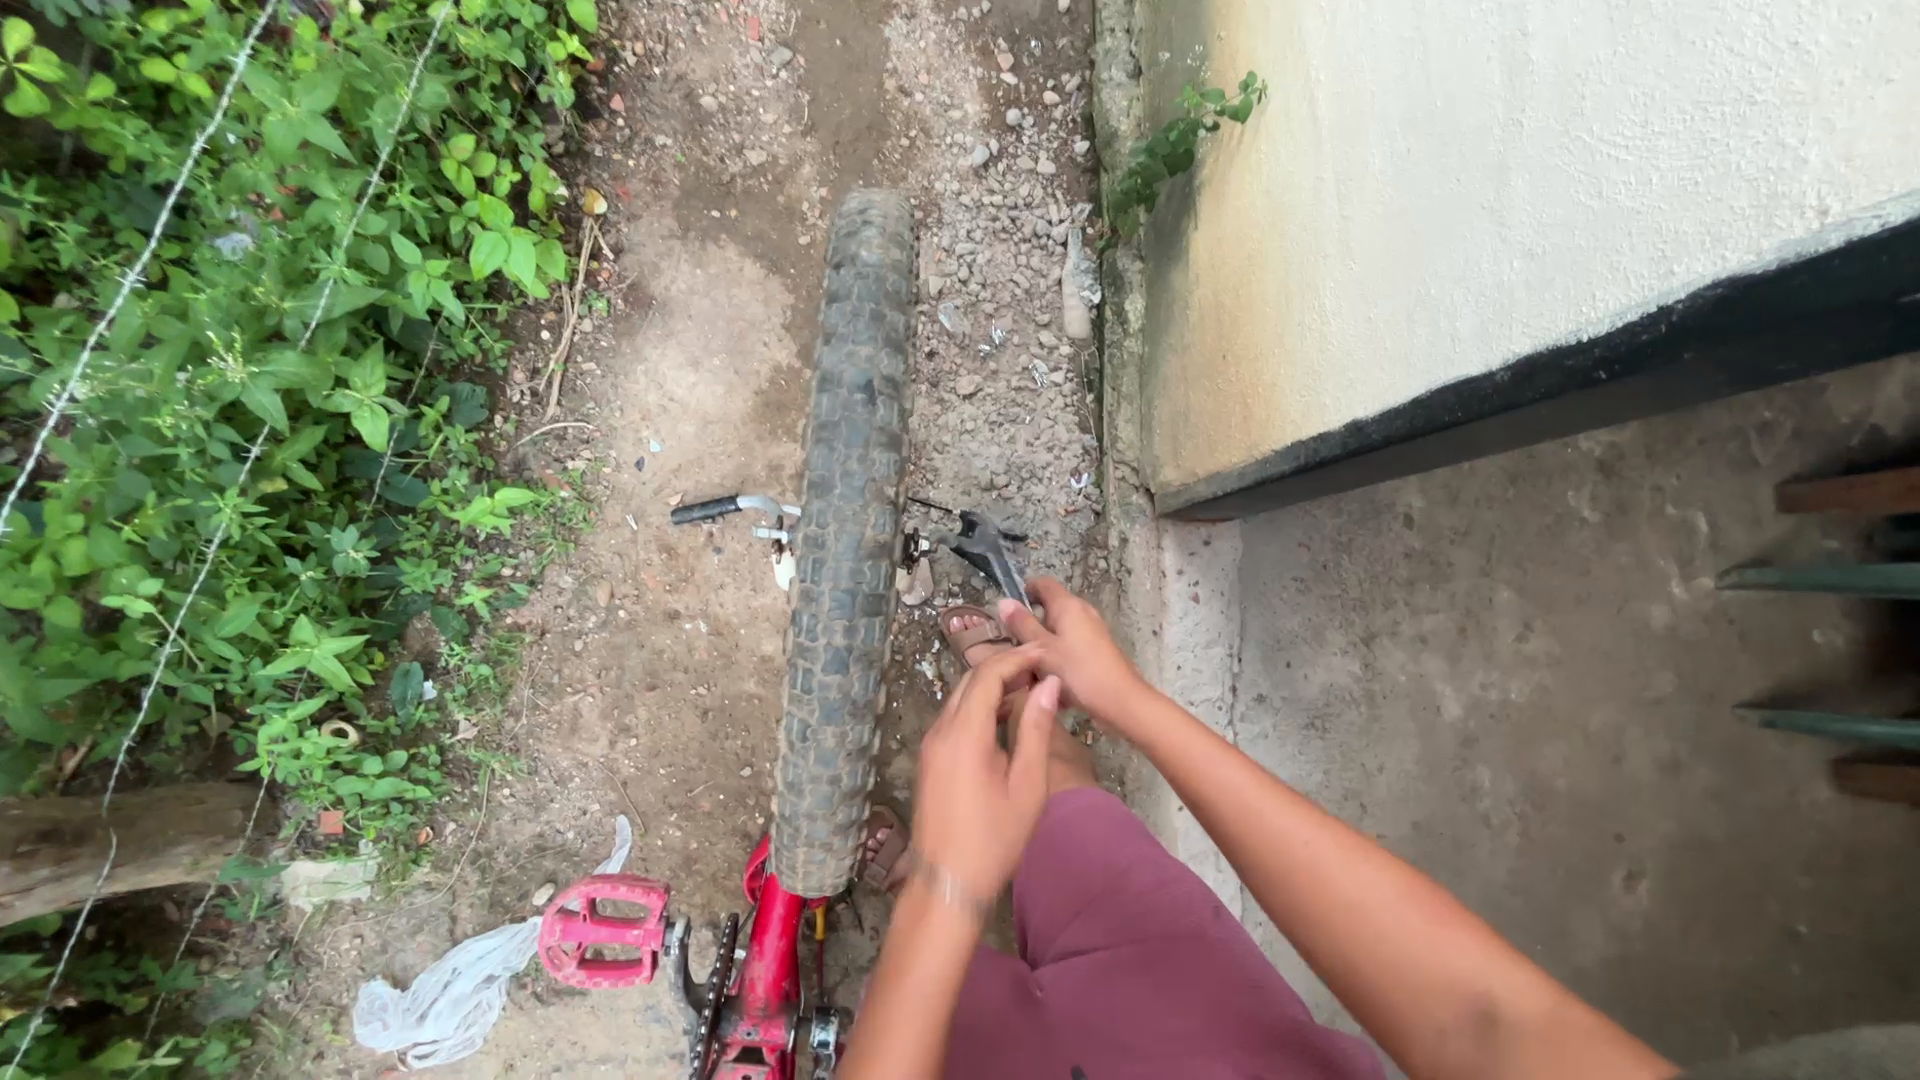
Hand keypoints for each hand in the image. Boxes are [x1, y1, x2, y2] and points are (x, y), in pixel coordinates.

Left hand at [911, 645, 1060, 905]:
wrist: (946, 882)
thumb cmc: (994, 838)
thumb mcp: (1027, 784)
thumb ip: (1036, 730)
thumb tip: (1048, 685)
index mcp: (964, 733)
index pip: (987, 675)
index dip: (1017, 658)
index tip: (1046, 653)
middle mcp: (940, 730)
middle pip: (969, 681)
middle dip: (1004, 667)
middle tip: (1040, 668)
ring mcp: (930, 745)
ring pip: (959, 698)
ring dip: (990, 687)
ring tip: (1029, 689)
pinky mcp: (929, 759)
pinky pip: (954, 718)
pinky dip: (979, 707)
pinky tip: (1004, 718)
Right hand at [997, 577, 1148, 725]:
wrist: (1120, 701)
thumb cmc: (1077, 671)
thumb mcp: (1042, 649)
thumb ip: (1022, 625)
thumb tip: (1004, 601)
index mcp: (1068, 605)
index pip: (1043, 583)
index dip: (1024, 591)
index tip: (1009, 613)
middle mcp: (1082, 612)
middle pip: (1049, 609)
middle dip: (1030, 626)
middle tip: (1014, 648)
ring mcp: (1092, 631)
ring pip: (1058, 631)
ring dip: (1042, 647)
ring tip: (1029, 670)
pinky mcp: (1097, 649)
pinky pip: (1069, 647)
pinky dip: (1057, 658)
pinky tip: (1050, 682)